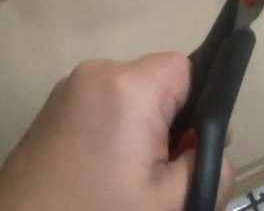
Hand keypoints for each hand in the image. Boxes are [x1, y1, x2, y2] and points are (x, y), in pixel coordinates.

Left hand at [0, 53, 228, 210]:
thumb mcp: (167, 204)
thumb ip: (205, 168)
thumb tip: (215, 145)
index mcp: (127, 85)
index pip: (184, 67)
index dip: (199, 105)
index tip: (192, 149)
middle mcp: (96, 73)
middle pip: (155, 84)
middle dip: (168, 126)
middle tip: (163, 180)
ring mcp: (67, 91)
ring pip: (127, 100)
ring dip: (139, 134)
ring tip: (128, 187)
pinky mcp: (49, 113)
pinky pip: (99, 111)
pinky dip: (111, 138)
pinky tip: (101, 183)